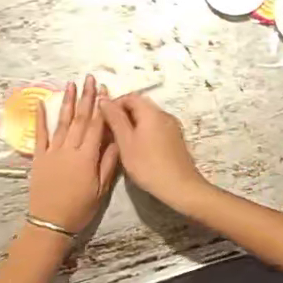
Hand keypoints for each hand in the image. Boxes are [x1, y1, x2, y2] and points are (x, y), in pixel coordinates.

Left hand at [27, 76, 119, 232]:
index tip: (105, 90)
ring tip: (71, 84)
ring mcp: (53, 152)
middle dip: (86, 97)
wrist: (50, 222)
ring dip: (68, 102)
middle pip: (80, 119)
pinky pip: (40, 135)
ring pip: (62, 122)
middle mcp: (70, 149)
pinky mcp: (39, 158)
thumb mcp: (101, 189)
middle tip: (90, 78)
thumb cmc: (80, 209)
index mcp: (87, 157)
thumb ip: (108, 163)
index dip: (102, 107)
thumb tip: (116, 140)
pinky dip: (41, 118)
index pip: (97, 126)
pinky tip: (43, 104)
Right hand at [100, 93, 206, 207]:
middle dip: (123, 115)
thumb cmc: (148, 165)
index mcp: (151, 112)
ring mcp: (172, 127)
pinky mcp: (176, 139)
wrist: (180, 186)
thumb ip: (114, 119)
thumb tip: (103, 99)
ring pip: (148, 118)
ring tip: (122, 142)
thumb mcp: (126, 142)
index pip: (130, 96)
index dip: (114, 104)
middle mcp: (164, 114)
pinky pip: (156, 128)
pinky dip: (144, 133)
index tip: (103, 119)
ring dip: (133, 125)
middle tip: (110, 132)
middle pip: (140, 106)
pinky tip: (138, 149)